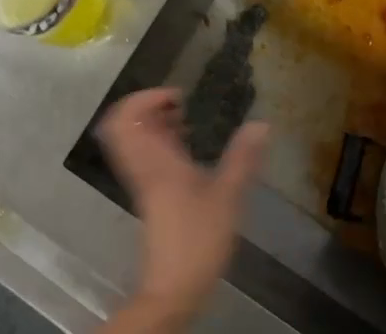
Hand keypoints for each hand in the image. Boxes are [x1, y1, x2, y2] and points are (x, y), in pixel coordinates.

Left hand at [97, 88, 268, 323]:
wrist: (173, 290)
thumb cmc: (197, 241)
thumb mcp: (227, 197)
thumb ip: (242, 159)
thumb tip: (261, 123)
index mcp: (154, 161)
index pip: (125, 119)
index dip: (144, 98)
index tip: (177, 96)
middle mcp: (143, 167)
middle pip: (124, 126)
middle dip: (149, 107)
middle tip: (182, 104)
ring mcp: (144, 182)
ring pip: (136, 141)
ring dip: (156, 124)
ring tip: (188, 121)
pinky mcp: (152, 196)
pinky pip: (147, 157)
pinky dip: (162, 144)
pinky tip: (189, 149)